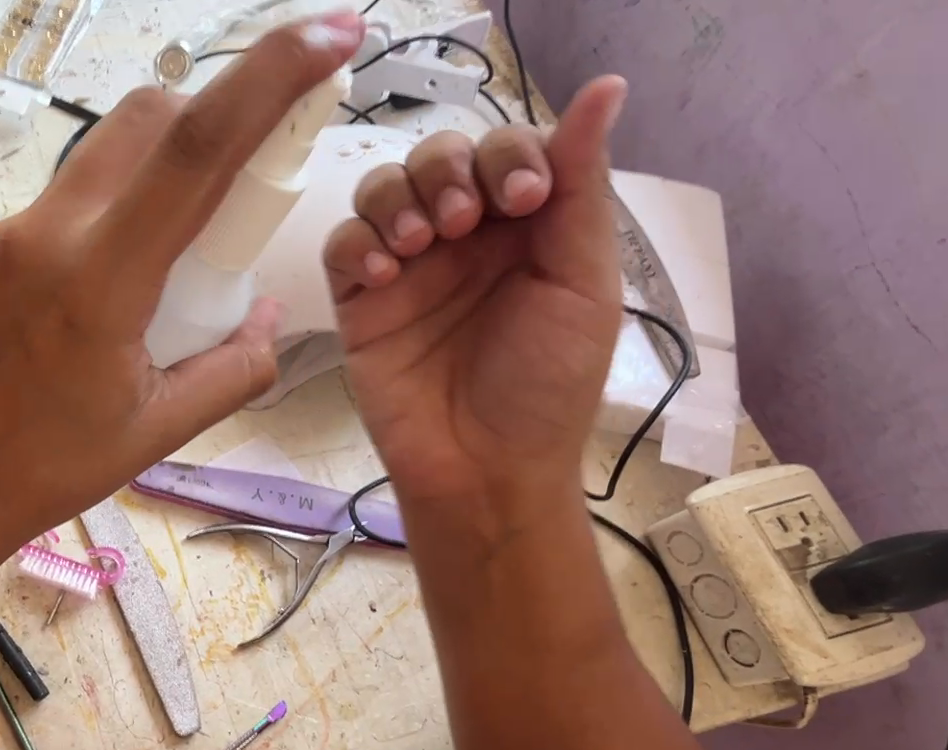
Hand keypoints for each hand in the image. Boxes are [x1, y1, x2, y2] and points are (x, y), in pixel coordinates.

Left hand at [0, 13, 368, 574]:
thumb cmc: (47, 472)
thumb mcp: (158, 430)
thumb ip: (234, 367)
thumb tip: (267, 314)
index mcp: (98, 279)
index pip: (197, 145)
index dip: (273, 74)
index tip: (335, 33)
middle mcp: (46, 234)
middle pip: (148, 118)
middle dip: (215, 115)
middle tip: (248, 176)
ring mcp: (6, 236)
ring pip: (103, 154)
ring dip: (161, 166)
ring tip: (178, 247)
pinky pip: (66, 200)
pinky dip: (113, 209)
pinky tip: (115, 278)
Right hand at [323, 77, 630, 508]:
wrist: (480, 466)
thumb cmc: (543, 386)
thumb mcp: (581, 285)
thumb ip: (579, 191)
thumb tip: (606, 86)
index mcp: (524, 228)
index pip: (505, 150)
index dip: (508, 156)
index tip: (522, 203)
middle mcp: (461, 239)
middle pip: (436, 156)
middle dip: (446, 172)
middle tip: (458, 223)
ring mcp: (405, 270)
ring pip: (381, 190)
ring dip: (397, 200)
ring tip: (417, 244)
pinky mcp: (359, 303)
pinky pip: (341, 247)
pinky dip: (355, 244)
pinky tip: (382, 273)